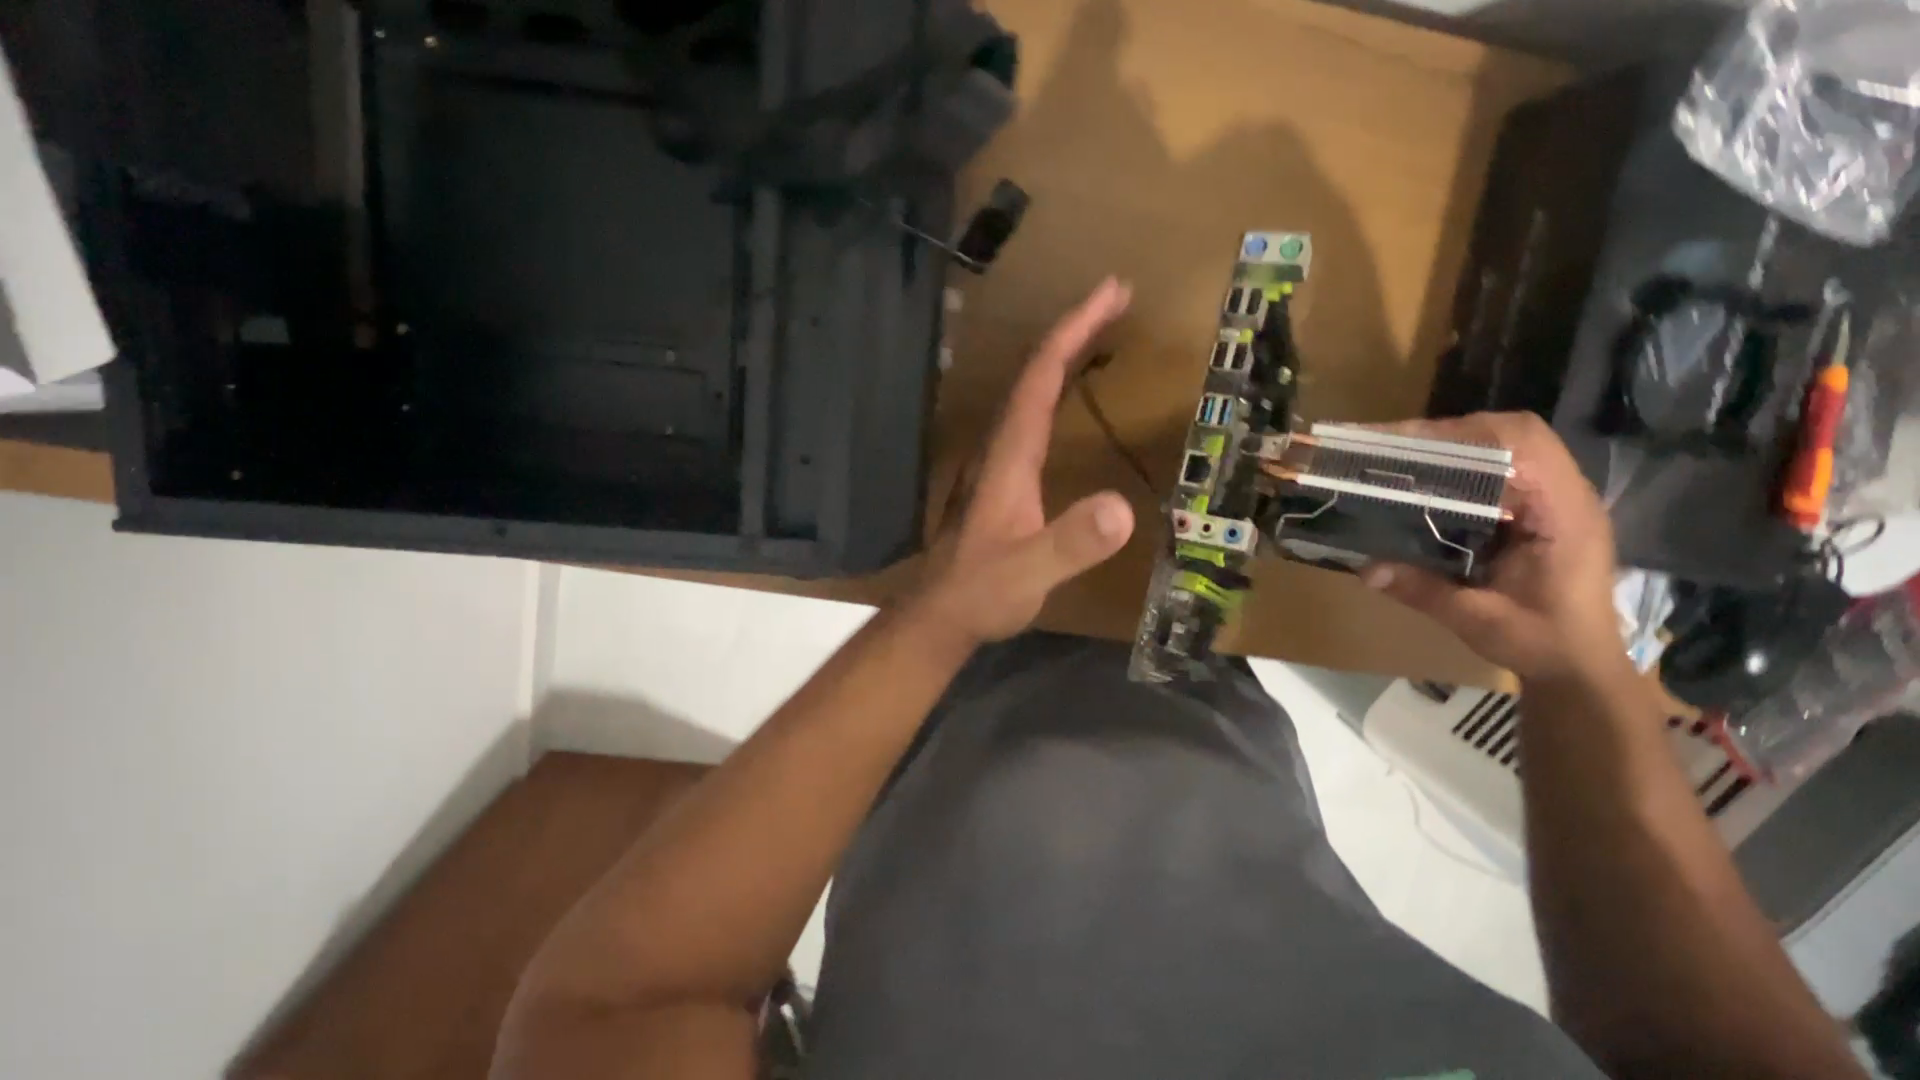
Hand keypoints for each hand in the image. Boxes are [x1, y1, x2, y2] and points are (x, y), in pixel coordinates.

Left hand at [907, 278, 1136, 645]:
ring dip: (1065, 353)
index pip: (1040, 377)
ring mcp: (999, 461)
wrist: (942, 614)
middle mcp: (1001, 446)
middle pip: (1035, 371)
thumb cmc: (982, 593)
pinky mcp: (1004, 479)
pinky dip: (1058, 387)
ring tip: (1102, 327)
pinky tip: (1072, 395)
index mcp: (1010, 455)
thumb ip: (1070, 543)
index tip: (1111, 293)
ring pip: (1031, 390)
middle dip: (1075, 328)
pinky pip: (1034, 415)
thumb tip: (1123, 509)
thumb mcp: (1030, 572)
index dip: (1073, 331)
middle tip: (1117, 296)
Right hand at [1363, 412, 1623, 682]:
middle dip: (1457, 432)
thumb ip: (1424, 591)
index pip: (1524, 446)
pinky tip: (1437, 481)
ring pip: (1516, 443)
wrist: (1581, 667)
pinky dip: (1472, 463)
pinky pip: (1513, 466)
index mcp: (1563, 515)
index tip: (1410, 447)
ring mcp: (1561, 499)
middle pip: (1518, 432)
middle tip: (1403, 449)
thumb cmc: (1541, 644)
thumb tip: (1366, 568)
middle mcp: (1568, 496)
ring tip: (1413, 459)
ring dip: (1463, 444)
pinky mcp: (1548, 509)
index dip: (1466, 436)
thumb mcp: (1478, 622)